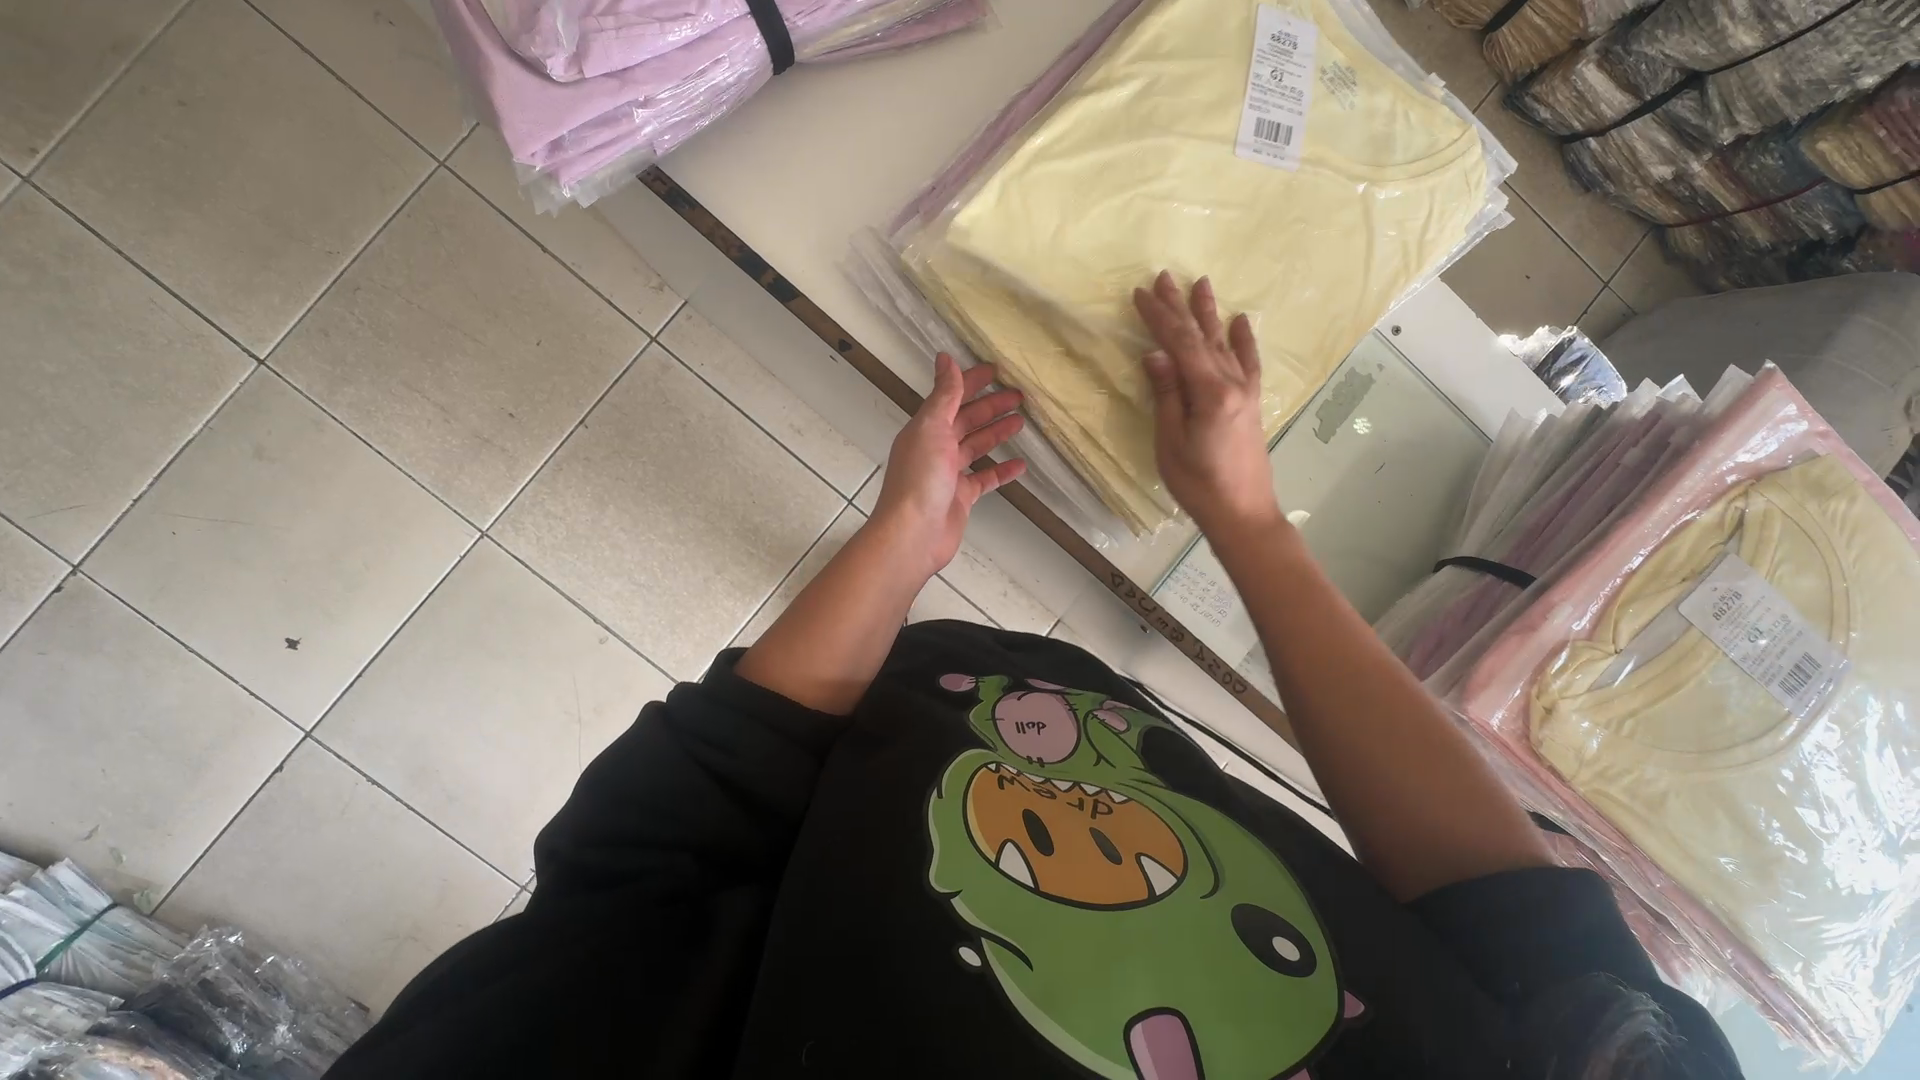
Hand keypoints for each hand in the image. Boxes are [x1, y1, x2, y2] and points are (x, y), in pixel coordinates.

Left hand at [870, 354, 1027, 579]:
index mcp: (926, 428)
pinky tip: (1020, 464)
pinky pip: (985, 478)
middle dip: (991, 406)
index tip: (997, 370)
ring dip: (997, 433)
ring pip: (977, 446)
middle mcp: (935, 447)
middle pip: (967, 420)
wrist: (914, 534)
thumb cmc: (919, 480)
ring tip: (1021, 421)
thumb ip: (943, 395)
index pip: (951, 397)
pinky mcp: (960, 497)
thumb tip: (944, 358)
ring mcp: (948, 473)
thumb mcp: (932, 428)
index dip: (972, 382)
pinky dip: (1002, 470)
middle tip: (1020, 395)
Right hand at [1132, 271, 1281, 536]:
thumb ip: (1167, 395)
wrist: (1242, 512)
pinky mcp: (1250, 402)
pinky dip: (1244, 340)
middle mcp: (1232, 383)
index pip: (1179, 344)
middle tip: (1165, 277)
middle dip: (1181, 306)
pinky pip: (1248, 362)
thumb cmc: (1198, 483)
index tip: (1141, 293)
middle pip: (1202, 336)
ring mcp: (1245, 391)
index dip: (1159, 317)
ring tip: (1201, 284)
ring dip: (1209, 313)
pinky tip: (1241, 322)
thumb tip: (1155, 355)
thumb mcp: (1171, 442)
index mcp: (1210, 392)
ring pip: (1224, 343)